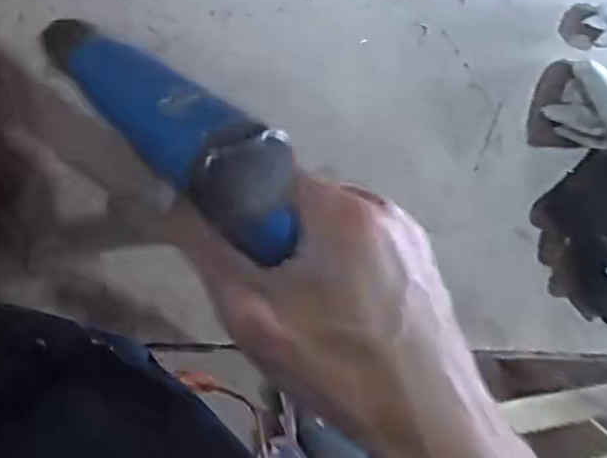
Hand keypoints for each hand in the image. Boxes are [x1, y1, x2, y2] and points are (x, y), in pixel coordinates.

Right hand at [169, 175, 525, 457]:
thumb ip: (203, 248)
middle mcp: (375, 202)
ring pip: (325, 219)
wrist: (440, 438)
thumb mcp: (253, 313)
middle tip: (265, 284)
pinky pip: (358, 240)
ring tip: (303, 303)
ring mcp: (406, 231)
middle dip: (271, 232)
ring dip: (304, 247)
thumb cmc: (341, 369)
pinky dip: (338, 260)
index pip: (261, 175)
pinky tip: (340, 309)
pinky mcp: (424, 260)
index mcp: (338, 204)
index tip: (229, 243)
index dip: (235, 206)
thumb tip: (167, 196)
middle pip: (294, 198)